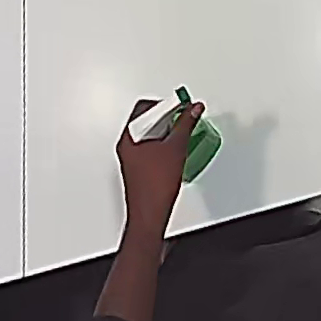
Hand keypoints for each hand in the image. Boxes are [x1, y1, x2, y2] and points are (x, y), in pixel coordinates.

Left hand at [115, 98, 203, 239]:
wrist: (149, 217)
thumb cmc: (154, 187)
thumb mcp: (176, 147)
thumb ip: (186, 123)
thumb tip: (193, 108)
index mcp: (129, 137)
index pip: (143, 107)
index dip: (164, 103)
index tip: (180, 106)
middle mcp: (127, 146)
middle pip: (146, 119)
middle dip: (166, 116)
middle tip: (182, 117)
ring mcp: (132, 158)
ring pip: (149, 134)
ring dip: (166, 130)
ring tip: (181, 134)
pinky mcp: (138, 169)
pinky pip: (150, 147)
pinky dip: (163, 143)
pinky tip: (176, 150)